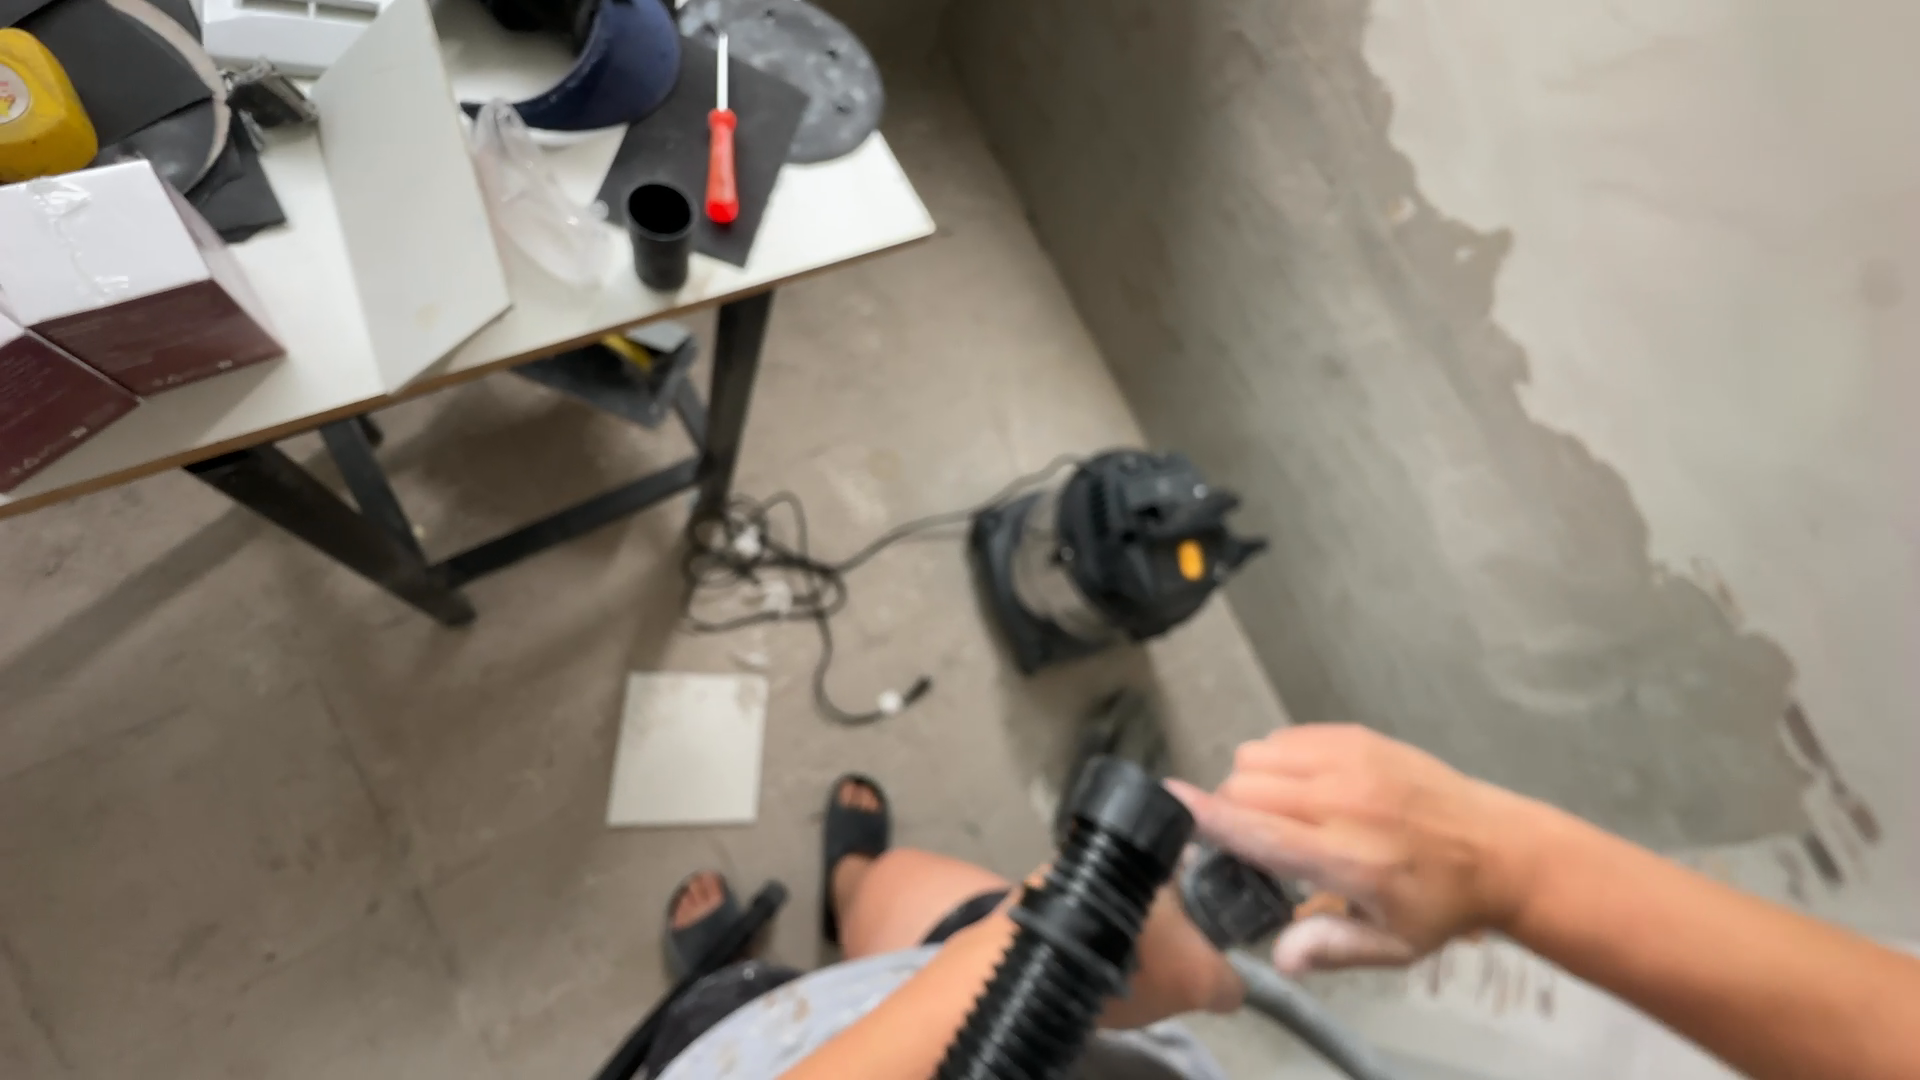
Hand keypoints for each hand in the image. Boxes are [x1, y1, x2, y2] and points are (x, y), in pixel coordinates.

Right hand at [1167, 724, 1544, 974]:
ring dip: (1249, 783)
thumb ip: (1329, 947)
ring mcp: (1347, 760)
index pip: (1257, 831)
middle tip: (1253, 838)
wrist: (1499, 847)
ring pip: (1254, 757)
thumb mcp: (1392, 945)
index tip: (1170, 804)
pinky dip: (1274, 761)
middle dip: (1230, 812)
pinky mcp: (1352, 736)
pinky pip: (1280, 737)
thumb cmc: (1439, 903)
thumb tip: (1277, 957)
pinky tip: (1299, 785)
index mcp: (1348, 858)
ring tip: (1277, 809)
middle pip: (1243, 788)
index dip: (1207, 817)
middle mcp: (1341, 801)